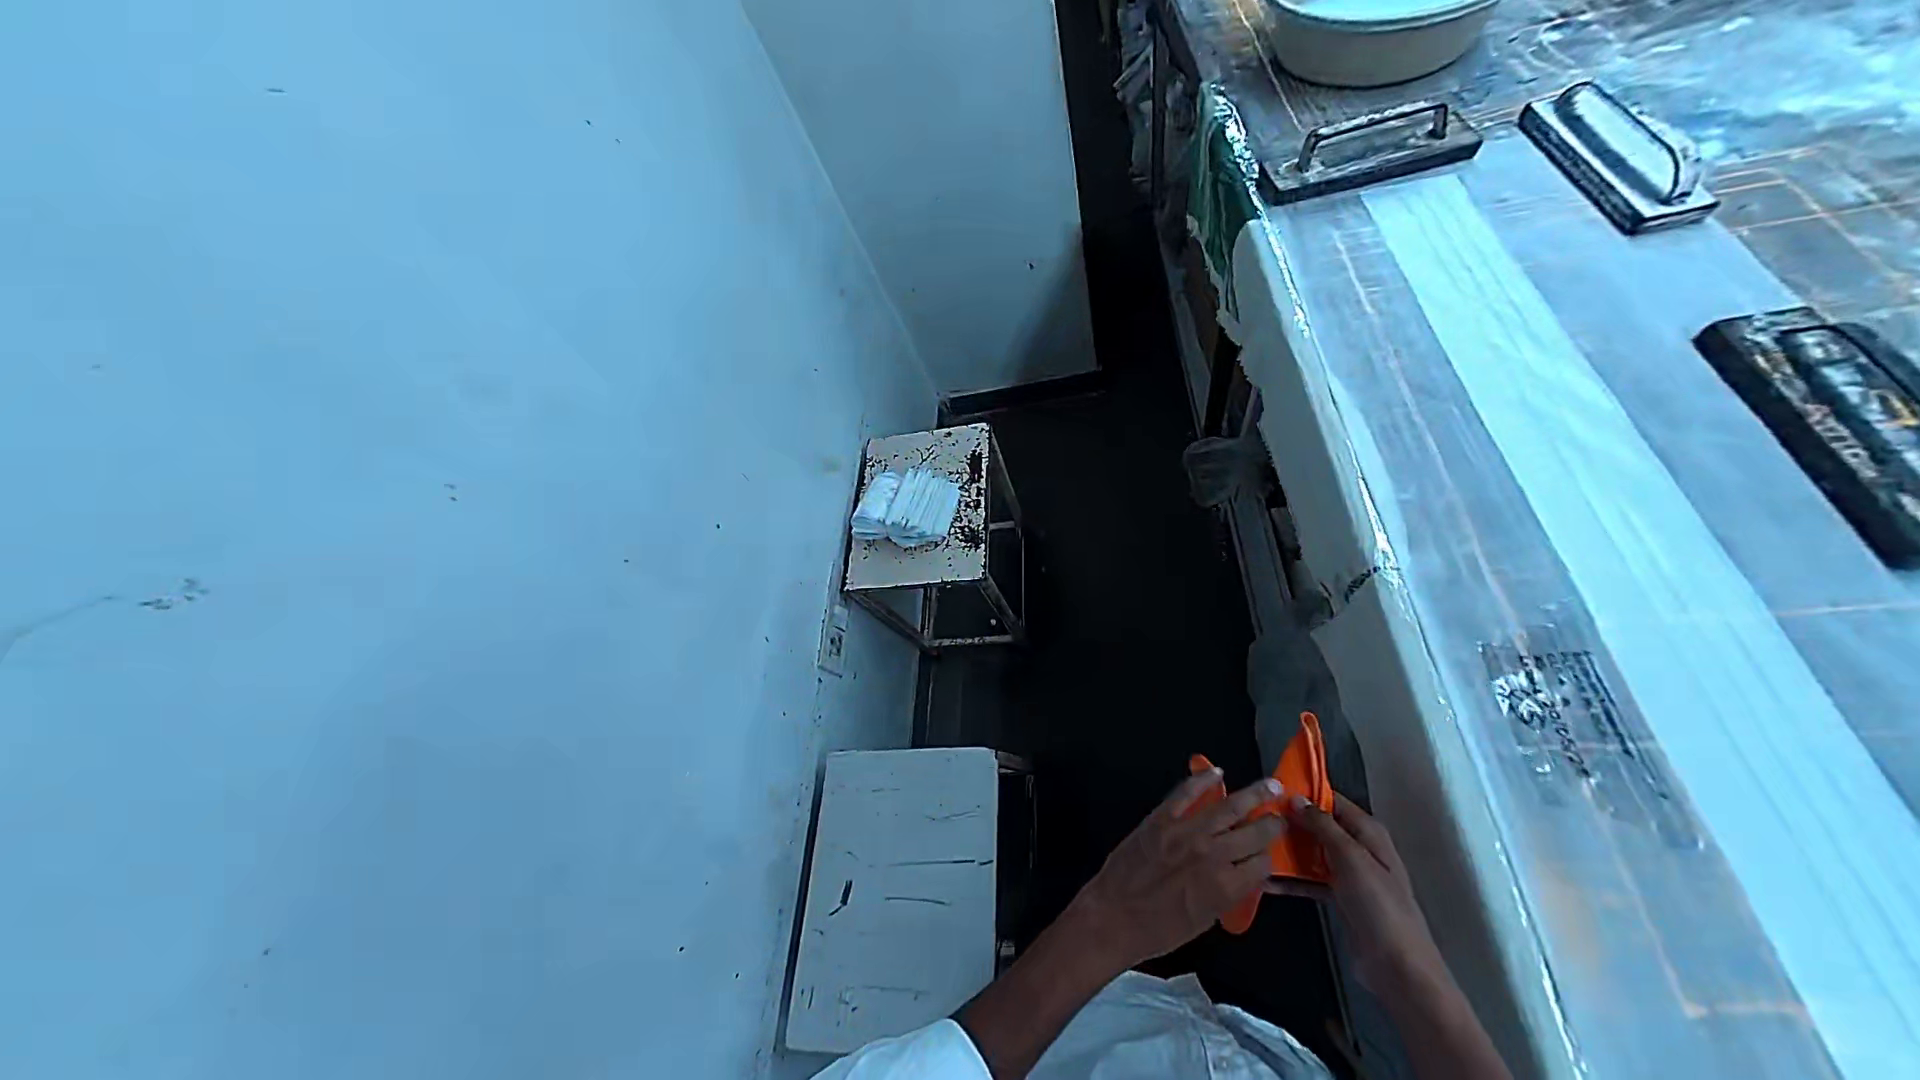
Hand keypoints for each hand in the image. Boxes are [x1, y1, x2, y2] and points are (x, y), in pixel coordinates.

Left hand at [1067, 768, 1287, 971]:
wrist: (1115, 915)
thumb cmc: (1161, 929)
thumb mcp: (1207, 918)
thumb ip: (1230, 893)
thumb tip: (1248, 875)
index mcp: (1227, 886)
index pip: (1263, 864)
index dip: (1269, 857)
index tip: (1272, 850)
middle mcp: (1212, 855)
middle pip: (1255, 833)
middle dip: (1272, 823)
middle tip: (1282, 813)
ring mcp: (1186, 832)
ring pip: (1228, 806)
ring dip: (1254, 794)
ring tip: (1270, 784)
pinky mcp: (1162, 817)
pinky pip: (1186, 792)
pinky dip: (1203, 779)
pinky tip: (1217, 772)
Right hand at [1270, 792, 1445, 994]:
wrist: (1398, 967)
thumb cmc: (1378, 905)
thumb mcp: (1350, 858)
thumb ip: (1323, 826)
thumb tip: (1296, 798)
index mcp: (1368, 833)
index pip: (1332, 801)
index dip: (1305, 793)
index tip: (1271, 790)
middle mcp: (1359, 848)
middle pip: (1319, 826)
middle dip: (1289, 822)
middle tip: (1254, 818)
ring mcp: (1349, 874)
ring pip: (1312, 852)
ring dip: (1286, 850)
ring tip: (1253, 845)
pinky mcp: (1339, 896)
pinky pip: (1310, 879)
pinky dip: (1291, 879)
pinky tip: (1265, 880)